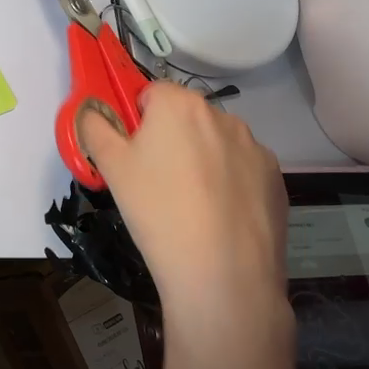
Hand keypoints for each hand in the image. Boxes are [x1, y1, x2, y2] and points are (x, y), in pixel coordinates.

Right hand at [77, 82, 288, 319]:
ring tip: (189, 203)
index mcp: (179, 104)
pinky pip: (241, 170)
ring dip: (201, 158)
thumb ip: (93, 126)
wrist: (224, 276)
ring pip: (215, 143)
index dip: (137, 120)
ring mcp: (256, 149)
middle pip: (185, 116)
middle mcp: (222, 116)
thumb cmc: (157, 210)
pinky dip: (228, 183)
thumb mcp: (109, 165)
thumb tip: (92, 112)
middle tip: (154, 179)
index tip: (132, 153)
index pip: (151, 92)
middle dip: (170, 137)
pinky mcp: (276, 181)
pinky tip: (217, 217)